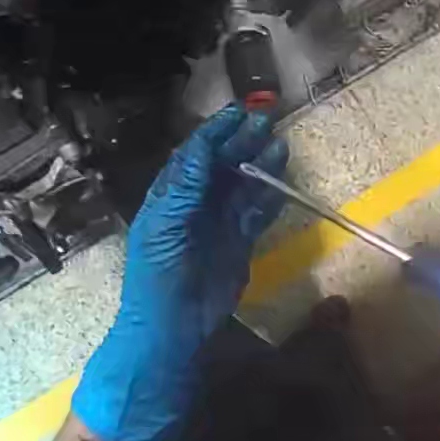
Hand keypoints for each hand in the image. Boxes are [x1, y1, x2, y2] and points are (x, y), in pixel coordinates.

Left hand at [72, 105, 287, 440]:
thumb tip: (202, 147)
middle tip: (266, 120)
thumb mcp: (164, 225)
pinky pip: (256, 213)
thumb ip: (184, 187)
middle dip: (242, 142)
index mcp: (170, 196)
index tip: (238, 112)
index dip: (214, 133)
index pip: (194, 156)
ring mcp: (218, 223)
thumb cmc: (158, 276)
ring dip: (259, 165)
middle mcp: (195, 204)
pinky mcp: (239, 242)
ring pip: (242, 186)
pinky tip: (281, 178)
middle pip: (222, 165)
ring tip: (280, 143)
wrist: (172, 327)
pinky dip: (268, 196)